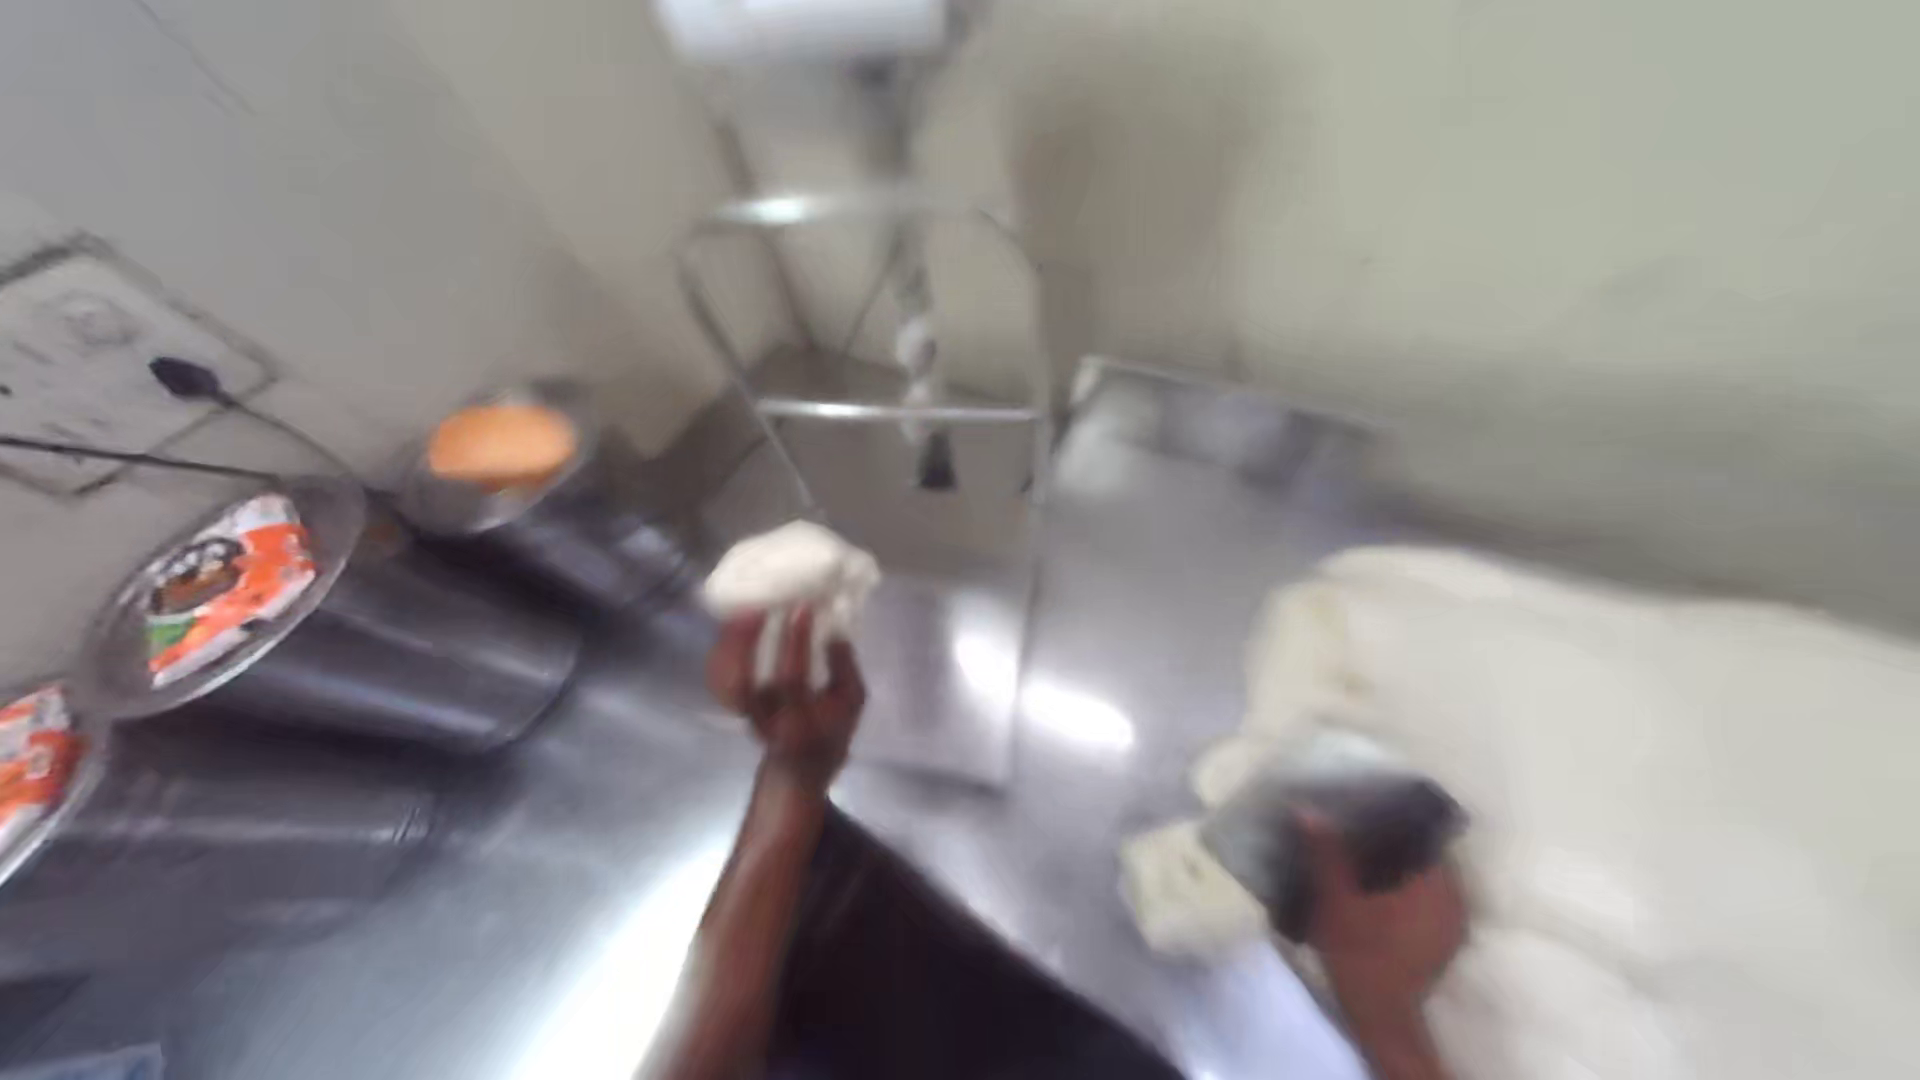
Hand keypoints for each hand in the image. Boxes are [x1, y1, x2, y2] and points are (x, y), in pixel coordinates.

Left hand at [707, 608, 866, 791]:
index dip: (796, 643)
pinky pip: (720, 677)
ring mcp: (745, 714)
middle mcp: (766, 720)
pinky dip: (723, 650)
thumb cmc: (831, 732)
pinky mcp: (735, 706)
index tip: (802, 608)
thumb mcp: (852, 702)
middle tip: (758, 606)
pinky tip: (734, 625)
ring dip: (730, 643)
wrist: (799, 769)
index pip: (792, 679)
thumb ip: (845, 669)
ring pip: (725, 679)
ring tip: (743, 610)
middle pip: (743, 682)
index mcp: (800, 720)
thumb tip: (834, 631)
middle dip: (747, 642)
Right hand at [1301, 813, 1465, 1038]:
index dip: (1396, 819)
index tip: (1368, 807)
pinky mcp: (1444, 942)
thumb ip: (1326, 852)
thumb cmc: (1359, 950)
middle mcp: (1454, 901)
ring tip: (1364, 854)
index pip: (1424, 836)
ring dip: (1401, 865)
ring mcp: (1453, 924)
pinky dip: (1406, 888)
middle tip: (1359, 827)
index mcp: (1433, 885)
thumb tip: (1309, 810)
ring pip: (1429, 878)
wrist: (1381, 1014)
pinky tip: (1376, 887)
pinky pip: (1429, 899)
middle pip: (1427, 855)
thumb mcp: (1335, 896)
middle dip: (1395, 841)